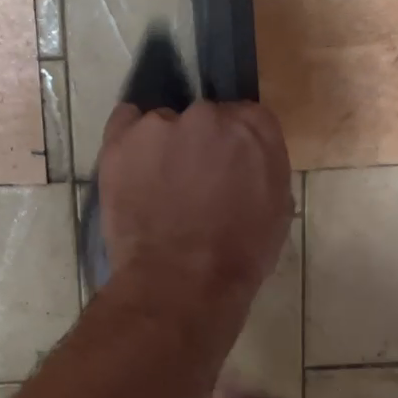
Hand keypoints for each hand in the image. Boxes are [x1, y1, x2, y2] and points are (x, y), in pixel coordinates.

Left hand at [97, 101, 291, 294]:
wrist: (181, 282)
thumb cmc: (239, 256)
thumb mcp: (276, 210)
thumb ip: (264, 169)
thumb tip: (247, 163)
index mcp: (255, 129)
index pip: (247, 117)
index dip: (235, 144)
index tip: (227, 166)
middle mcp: (208, 115)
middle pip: (204, 117)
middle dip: (201, 143)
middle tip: (193, 181)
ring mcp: (160, 125)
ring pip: (163, 124)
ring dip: (164, 147)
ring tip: (157, 186)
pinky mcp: (120, 141)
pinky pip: (124, 121)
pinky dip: (128, 140)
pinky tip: (131, 165)